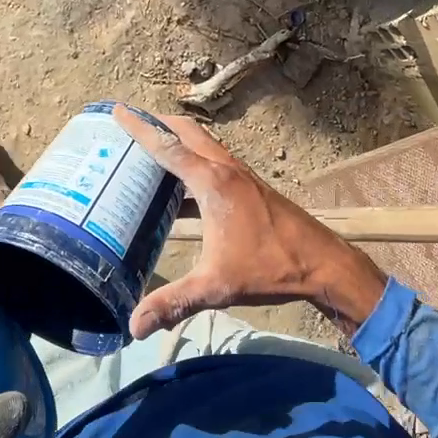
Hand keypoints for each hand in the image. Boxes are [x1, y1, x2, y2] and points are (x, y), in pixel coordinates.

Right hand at [116, 107, 388, 339]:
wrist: (320, 261)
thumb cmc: (269, 267)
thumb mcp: (216, 286)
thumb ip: (173, 302)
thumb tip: (133, 327)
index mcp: (212, 182)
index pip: (167, 147)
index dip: (140, 128)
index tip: (118, 110)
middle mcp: (225, 168)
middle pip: (186, 132)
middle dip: (157, 122)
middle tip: (129, 122)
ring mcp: (240, 174)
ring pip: (202, 143)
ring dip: (177, 138)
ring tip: (150, 147)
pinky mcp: (249, 185)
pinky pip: (212, 160)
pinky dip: (192, 159)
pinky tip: (180, 186)